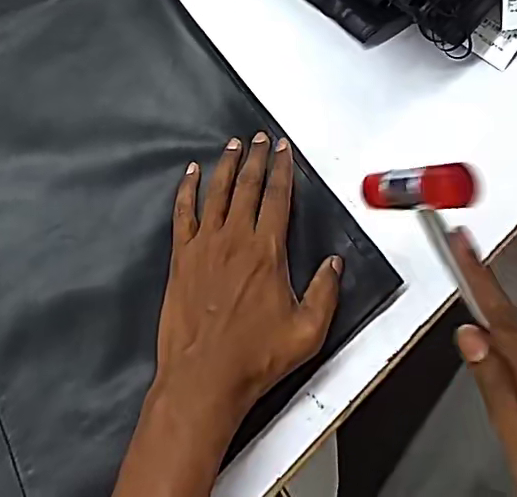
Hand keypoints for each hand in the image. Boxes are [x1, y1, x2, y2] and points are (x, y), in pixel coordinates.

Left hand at [112, 133, 342, 496]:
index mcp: (266, 251)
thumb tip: (335, 263)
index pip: (277, 196)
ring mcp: (205, 244)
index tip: (282, 150)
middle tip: (260, 138)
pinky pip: (183, 212)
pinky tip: (190, 173)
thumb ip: (325, 292)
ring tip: (233, 145)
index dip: (282, 168)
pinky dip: (187, 189)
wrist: (203, 378)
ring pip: (218, 191)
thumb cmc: (254, 358)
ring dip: (227, 165)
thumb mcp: (307, 332)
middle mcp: (235, 239)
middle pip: (248, 185)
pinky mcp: (181, 256)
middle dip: (256, 157)